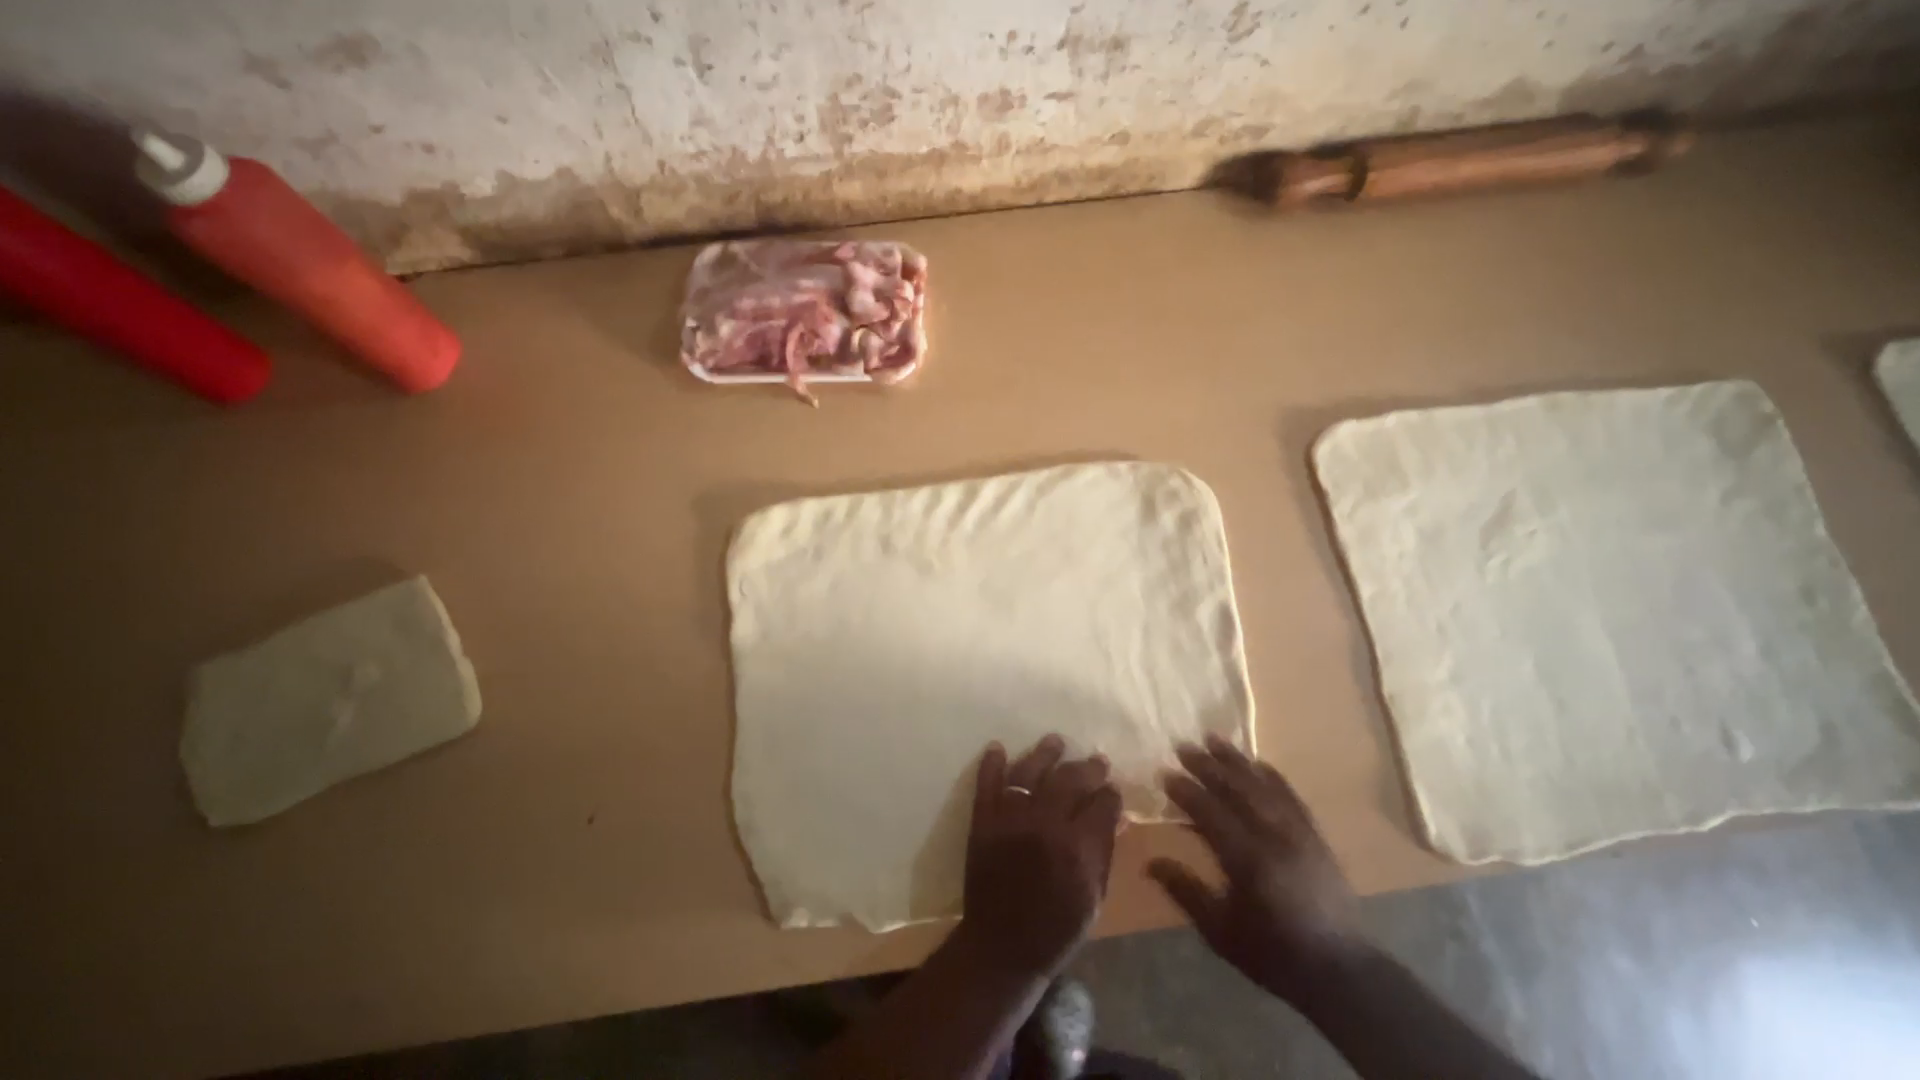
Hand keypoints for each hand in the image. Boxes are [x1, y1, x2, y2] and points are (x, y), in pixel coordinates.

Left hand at [960, 734, 1122, 978]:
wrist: (1001, 946)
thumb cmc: (1057, 929)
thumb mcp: (1094, 896)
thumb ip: (1104, 852)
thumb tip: (1114, 817)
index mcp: (1078, 847)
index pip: (1103, 803)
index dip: (1111, 794)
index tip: (1113, 789)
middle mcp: (1045, 825)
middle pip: (1070, 780)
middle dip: (1088, 767)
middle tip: (1096, 761)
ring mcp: (1010, 820)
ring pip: (1030, 773)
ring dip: (1045, 754)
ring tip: (1055, 741)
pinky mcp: (983, 822)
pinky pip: (986, 784)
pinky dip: (991, 764)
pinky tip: (997, 748)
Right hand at [1148, 735, 1362, 1003]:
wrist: (1341, 970)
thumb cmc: (1273, 954)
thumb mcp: (1220, 931)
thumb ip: (1186, 891)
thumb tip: (1150, 862)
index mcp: (1248, 861)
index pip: (1210, 814)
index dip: (1186, 792)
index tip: (1164, 772)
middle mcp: (1274, 838)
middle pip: (1237, 790)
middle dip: (1208, 766)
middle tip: (1183, 745)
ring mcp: (1299, 834)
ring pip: (1264, 786)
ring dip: (1237, 761)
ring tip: (1215, 739)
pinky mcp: (1315, 837)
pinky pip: (1292, 797)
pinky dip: (1273, 777)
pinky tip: (1260, 764)